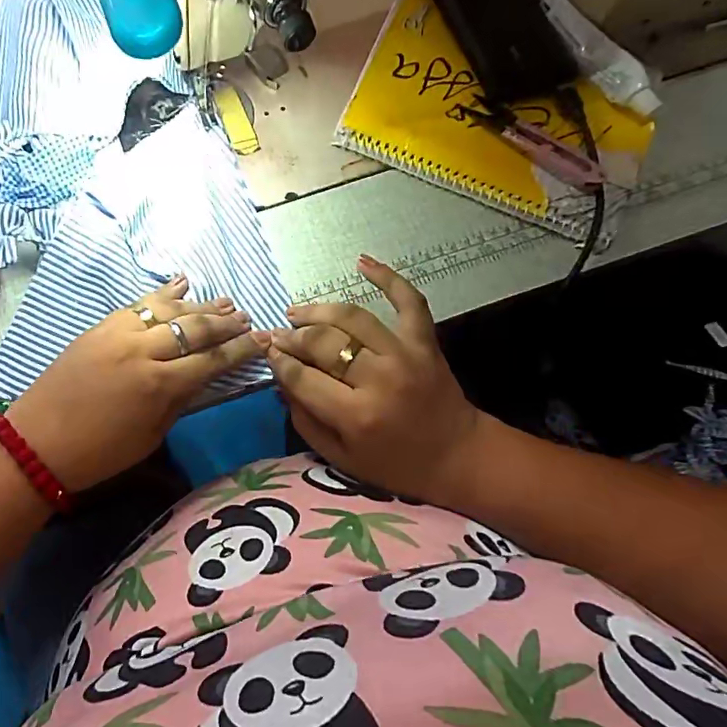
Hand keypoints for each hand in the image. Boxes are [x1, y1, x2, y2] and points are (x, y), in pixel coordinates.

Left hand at [3, 274, 260, 490]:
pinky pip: (137, 304)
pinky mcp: (100, 327)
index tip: (263, 340)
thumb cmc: (99, 453)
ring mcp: (118, 333)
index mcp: (158, 385)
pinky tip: (182, 283)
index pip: (211, 360)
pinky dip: (162, 294)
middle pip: (195, 329)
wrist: (36, 444)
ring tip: (225, 302)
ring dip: (200, 306)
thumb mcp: (151, 435)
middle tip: (246, 319)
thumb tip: (203, 376)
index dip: (240, 350)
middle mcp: (142, 351)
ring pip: (169, 310)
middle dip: (225, 324)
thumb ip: (180, 401)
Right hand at [256, 255, 489, 503]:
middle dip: (293, 337)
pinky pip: (408, 301)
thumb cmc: (396, 464)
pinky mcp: (425, 341)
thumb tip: (283, 379)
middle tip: (279, 334)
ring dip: (320, 311)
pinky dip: (388, 277)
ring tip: (298, 312)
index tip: (268, 351)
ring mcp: (405, 355)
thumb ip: (306, 420)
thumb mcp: (341, 457)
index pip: (304, 377)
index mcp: (357, 415)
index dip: (280, 361)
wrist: (458, 455)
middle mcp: (379, 379)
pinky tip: (362, 262)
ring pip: (353, 318)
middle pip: (323, 344)